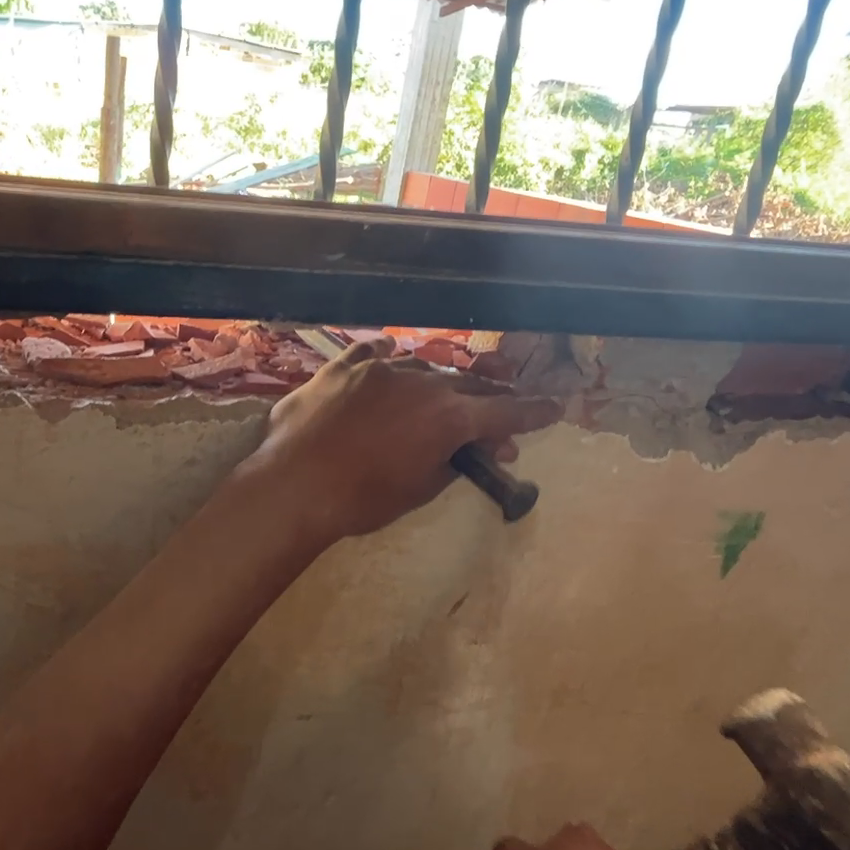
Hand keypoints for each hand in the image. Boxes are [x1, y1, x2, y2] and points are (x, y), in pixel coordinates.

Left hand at [242, 336, 561, 542]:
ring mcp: (380, 368)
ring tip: (443, 393)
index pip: (504, 411)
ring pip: (423, 367)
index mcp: (448, 417)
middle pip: (468, 385)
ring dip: (439, 382)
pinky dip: (389, 355)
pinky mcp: (343, 366)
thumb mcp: (421, 489)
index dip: (532, 413)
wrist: (295, 483)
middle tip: (498, 413)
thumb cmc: (362, 498)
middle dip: (488, 398)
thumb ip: (455, 462)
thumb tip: (477, 448)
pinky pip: (374, 351)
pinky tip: (390, 353)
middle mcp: (422, 382)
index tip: (553, 408)